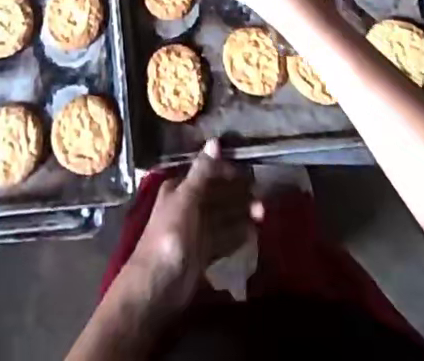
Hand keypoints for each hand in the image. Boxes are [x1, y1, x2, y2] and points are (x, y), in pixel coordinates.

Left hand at [121, 140, 256, 309]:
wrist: (160, 283)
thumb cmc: (171, 234)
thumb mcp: (186, 198)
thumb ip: (203, 172)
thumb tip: (216, 141)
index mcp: (179, 188)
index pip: (205, 173)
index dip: (225, 170)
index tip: (248, 171)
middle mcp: (188, 205)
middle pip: (217, 195)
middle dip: (238, 193)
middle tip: (263, 193)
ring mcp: (197, 230)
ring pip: (223, 216)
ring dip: (242, 213)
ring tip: (263, 212)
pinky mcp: (204, 252)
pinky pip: (224, 238)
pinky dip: (238, 234)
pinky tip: (254, 232)